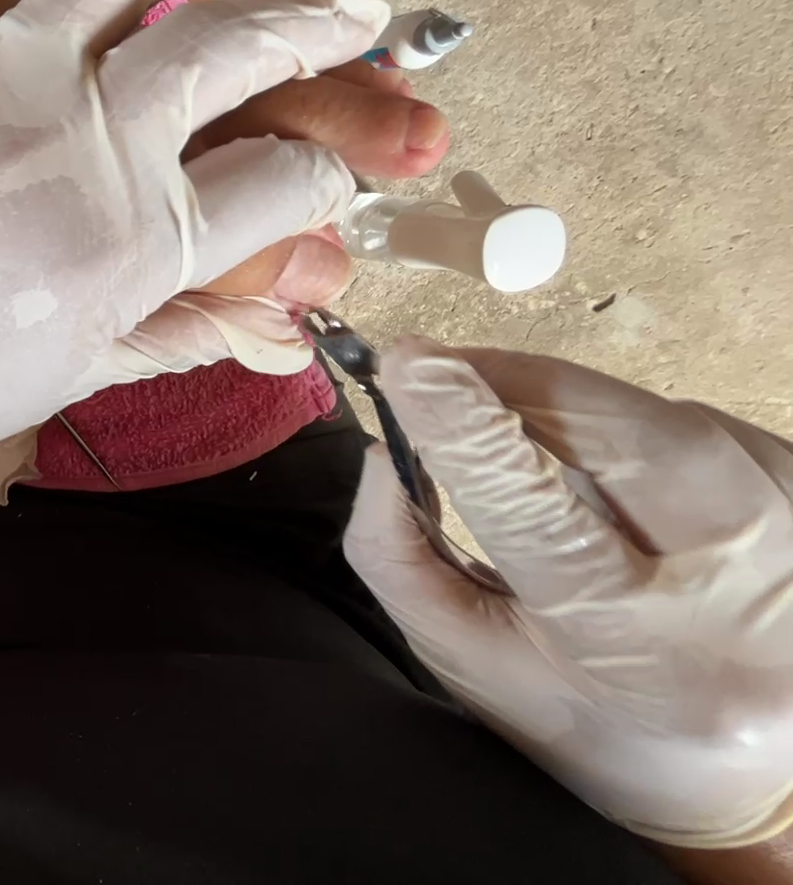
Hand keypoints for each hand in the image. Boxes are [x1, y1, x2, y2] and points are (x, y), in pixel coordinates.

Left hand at [0, 0, 387, 522]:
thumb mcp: (88, 373)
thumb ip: (195, 330)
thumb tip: (294, 322)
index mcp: (138, 249)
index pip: (287, 183)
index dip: (325, 181)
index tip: (330, 178)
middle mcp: (83, 154)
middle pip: (234, 55)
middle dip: (311, 32)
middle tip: (351, 14)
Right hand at [345, 336, 792, 848]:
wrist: (722, 769)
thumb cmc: (555, 703)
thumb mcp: (447, 643)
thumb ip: (392, 548)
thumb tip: (385, 445)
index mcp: (629, 650)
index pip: (535, 514)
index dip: (465, 428)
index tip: (405, 360)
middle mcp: (743, 602)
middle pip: (641, 446)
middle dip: (525, 386)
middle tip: (440, 366)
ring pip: (670, 424)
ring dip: (561, 400)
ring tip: (500, 417)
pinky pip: (702, 427)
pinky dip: (615, 417)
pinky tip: (583, 447)